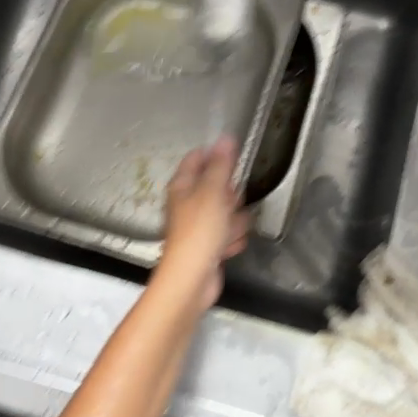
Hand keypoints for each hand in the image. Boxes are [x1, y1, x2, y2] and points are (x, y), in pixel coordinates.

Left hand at [155, 137, 249, 312]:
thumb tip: (226, 138)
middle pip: (221, 185)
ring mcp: (200, 224)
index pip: (199, 157)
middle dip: (232, 197)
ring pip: (230, 211)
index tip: (233, 167)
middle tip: (227, 206)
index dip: (218, 158)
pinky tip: (225, 248)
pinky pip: (230, 233)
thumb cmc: (199, 232)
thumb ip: (221, 165)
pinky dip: (231, 240)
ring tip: (225, 233)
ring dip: (234, 222)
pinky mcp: (211, 243)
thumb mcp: (213, 192)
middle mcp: (189, 201)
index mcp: (183, 184)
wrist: (192, 279)